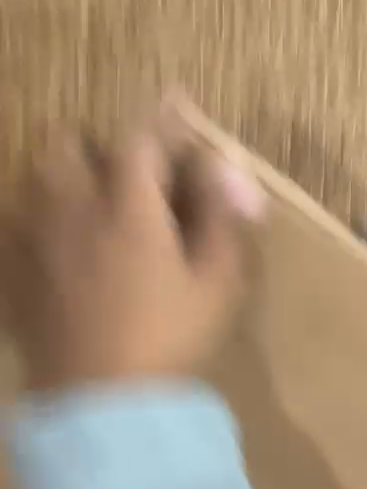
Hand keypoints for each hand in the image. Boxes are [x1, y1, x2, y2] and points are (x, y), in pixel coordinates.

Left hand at [1, 119, 266, 393]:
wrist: (102, 392)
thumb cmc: (176, 332)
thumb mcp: (220, 280)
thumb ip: (221, 219)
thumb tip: (223, 172)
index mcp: (128, 213)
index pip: (139, 142)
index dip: (160, 114)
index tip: (178, 96)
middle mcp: (67, 211)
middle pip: (65, 143)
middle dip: (104, 141)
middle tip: (141, 164)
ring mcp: (28, 236)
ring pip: (36, 174)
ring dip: (73, 170)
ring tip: (110, 196)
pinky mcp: (9, 263)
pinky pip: (21, 213)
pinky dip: (51, 206)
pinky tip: (78, 236)